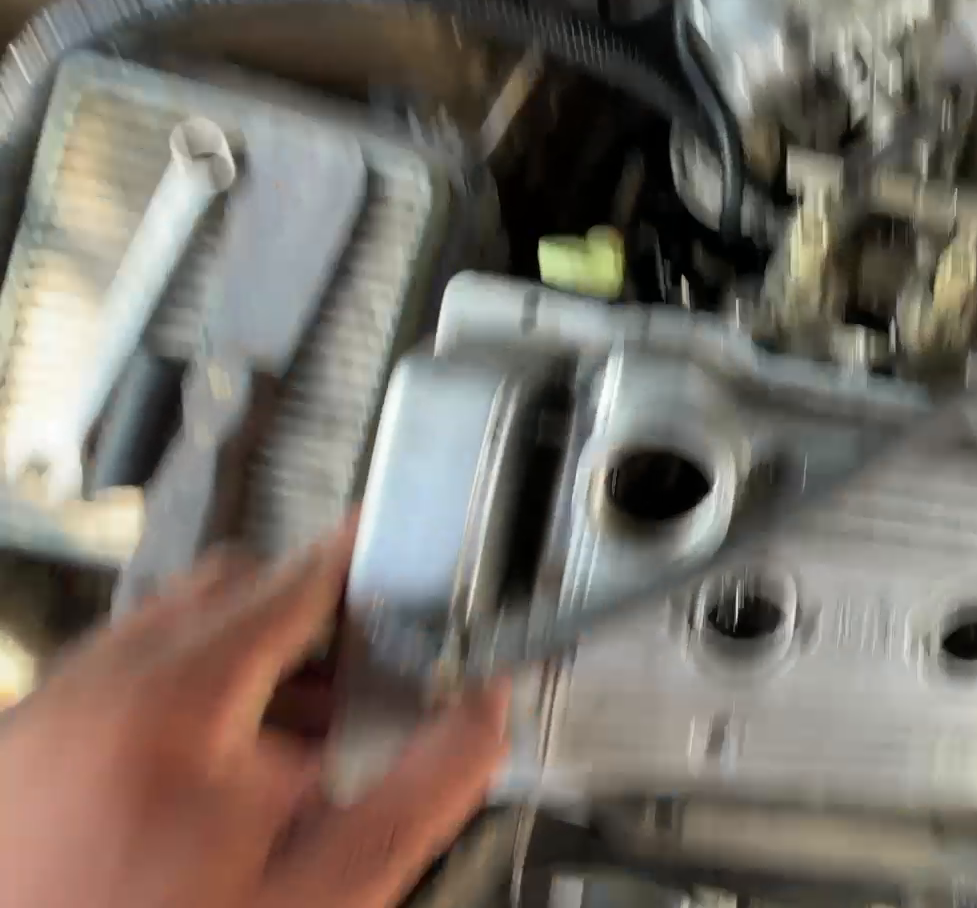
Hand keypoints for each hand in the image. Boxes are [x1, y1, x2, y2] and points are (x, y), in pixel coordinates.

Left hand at [0, 520, 508, 907]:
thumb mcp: (331, 886)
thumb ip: (432, 781)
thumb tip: (489, 705)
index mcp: (162, 710)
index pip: (290, 580)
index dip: (360, 553)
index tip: (396, 542)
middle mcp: (78, 702)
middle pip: (227, 586)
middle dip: (310, 607)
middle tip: (363, 656)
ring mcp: (29, 734)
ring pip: (169, 626)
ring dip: (253, 645)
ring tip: (302, 717)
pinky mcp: (11, 766)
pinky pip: (117, 676)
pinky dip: (191, 684)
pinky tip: (228, 759)